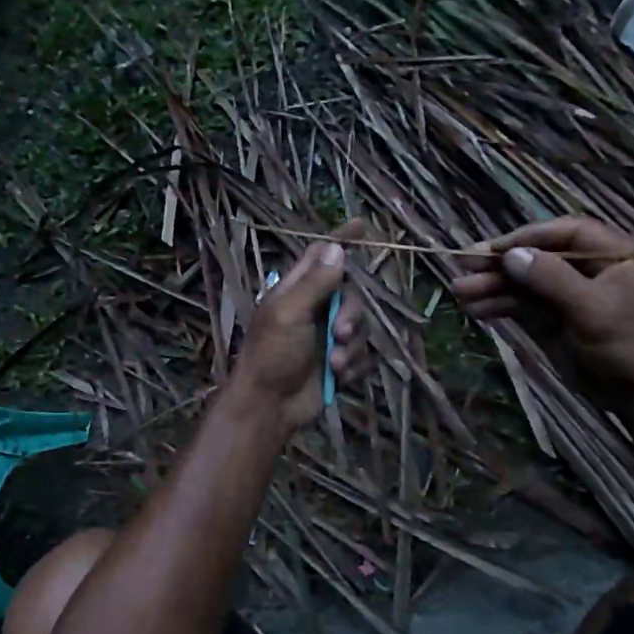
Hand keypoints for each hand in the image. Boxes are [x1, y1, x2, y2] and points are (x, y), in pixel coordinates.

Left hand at [230, 219, 370, 428]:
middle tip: (340, 333)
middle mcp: (314, 310)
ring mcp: (327, 338)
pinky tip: (340, 378)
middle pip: (351, 295)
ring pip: (360, 328)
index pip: (320, 257)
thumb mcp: (289, 313)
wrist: (270, 407)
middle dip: (352, 315)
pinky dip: (354, 366)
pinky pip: (362, 355)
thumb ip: (315, 283)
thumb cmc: (271, 355)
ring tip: (335, 365)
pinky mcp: (338, 363)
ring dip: (352, 347)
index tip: (362, 226)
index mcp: (296, 292)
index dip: (340, 241)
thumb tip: (336, 248)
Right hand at [450, 218, 633, 398]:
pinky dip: (504, 309)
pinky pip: (530, 311)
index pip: (567, 234)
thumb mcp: (595, 307)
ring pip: (531, 288)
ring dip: (496, 290)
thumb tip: (512, 255)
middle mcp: (596, 272)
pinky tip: (478, 309)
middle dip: (503, 267)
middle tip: (464, 271)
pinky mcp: (564, 327)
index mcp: (618, 255)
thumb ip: (551, 279)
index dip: (528, 237)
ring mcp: (578, 301)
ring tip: (460, 295)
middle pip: (543, 260)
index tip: (491, 249)